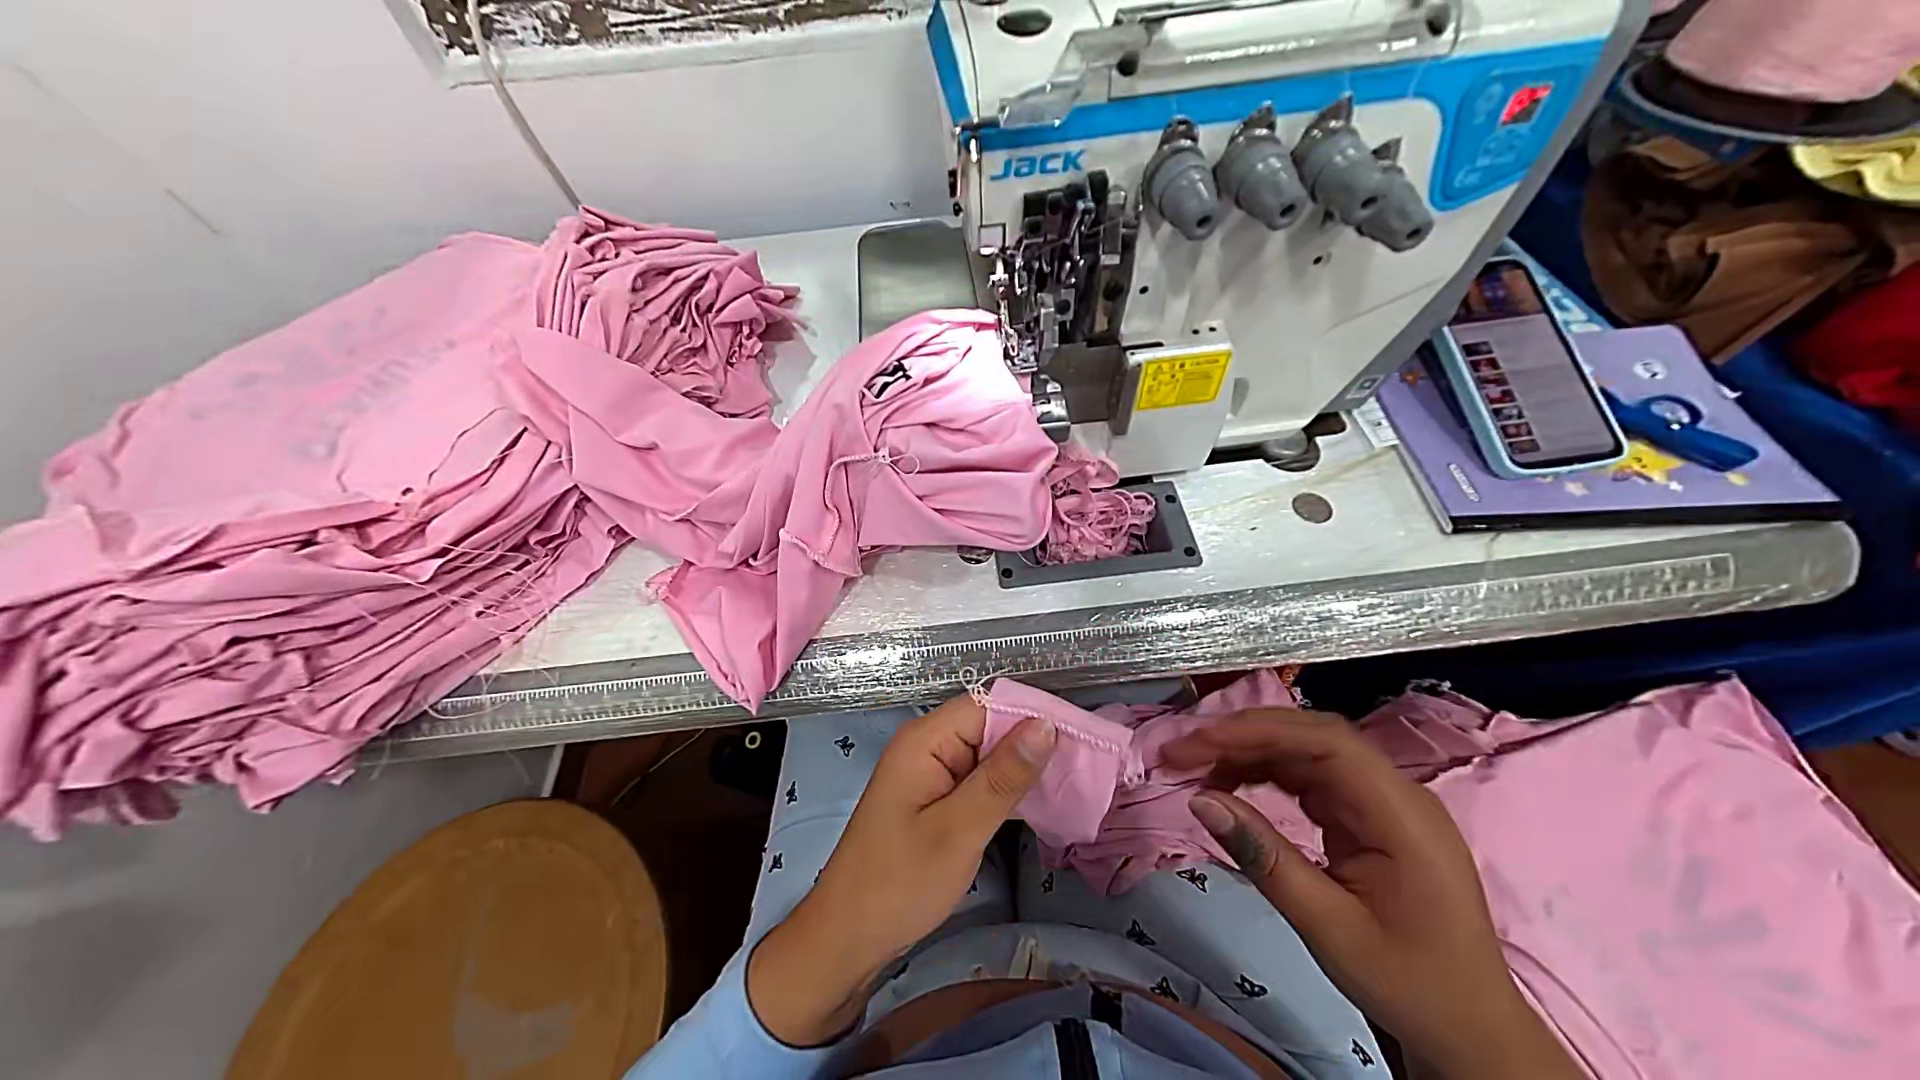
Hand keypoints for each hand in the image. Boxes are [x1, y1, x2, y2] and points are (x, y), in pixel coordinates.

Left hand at [747, 695, 1056, 1045]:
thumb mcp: (958, 830)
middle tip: (1088, 763)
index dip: (1033, 714)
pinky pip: (981, 779)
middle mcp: (928, 746)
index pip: (989, 705)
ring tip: (1077, 781)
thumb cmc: (898, 883)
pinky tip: (1042, 801)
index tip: (1081, 735)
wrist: (849, 937)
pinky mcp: (938, 798)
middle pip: (991, 726)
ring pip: (990, 754)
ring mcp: (932, 773)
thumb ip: (1003, 776)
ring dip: (1026, 767)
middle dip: (1036, 741)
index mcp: (925, 740)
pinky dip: (1009, 788)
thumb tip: (1046, 725)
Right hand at [1166, 709, 1581, 1079]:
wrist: (1469, 1031)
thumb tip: (1200, 800)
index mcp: (1402, 815)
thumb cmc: (1408, 983)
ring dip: (1249, 753)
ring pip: (1306, 753)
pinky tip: (1232, 785)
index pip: (1325, 743)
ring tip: (1196, 768)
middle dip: (1242, 736)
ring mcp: (1382, 802)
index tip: (1198, 743)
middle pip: (1311, 738)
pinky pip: (1310, 778)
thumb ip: (1263, 858)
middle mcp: (1395, 793)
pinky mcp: (1366, 816)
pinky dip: (1267, 775)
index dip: (1257, 731)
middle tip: (1182, 752)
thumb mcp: (1328, 927)